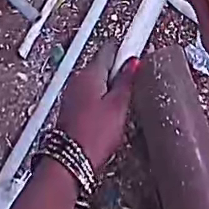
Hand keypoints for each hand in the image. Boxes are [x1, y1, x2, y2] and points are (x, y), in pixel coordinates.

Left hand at [55, 42, 138, 170]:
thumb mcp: (119, 106)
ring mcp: (72, 93)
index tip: (138, 47)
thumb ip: (126, 81)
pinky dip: (101, 99)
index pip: (109, 50)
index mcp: (90, 73)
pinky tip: (109, 114)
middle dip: (118, 71)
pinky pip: (90, 95)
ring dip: (109, 87)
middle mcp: (78, 79)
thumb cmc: (94, 135)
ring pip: (96, 81)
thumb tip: (133, 63)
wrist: (70, 161)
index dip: (126, 49)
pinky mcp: (71, 108)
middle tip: (134, 83)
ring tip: (123, 104)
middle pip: (102, 65)